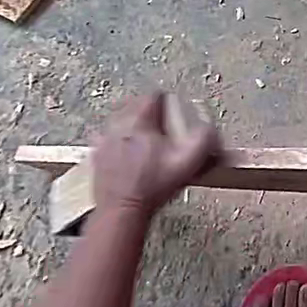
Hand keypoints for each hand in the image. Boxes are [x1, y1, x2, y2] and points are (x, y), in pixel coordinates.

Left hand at [89, 94, 219, 215]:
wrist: (123, 210)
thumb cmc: (152, 187)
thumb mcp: (189, 161)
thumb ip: (203, 139)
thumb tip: (209, 128)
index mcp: (141, 122)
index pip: (153, 96)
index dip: (167, 101)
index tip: (173, 109)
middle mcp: (119, 127)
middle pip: (135, 104)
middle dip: (149, 110)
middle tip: (162, 121)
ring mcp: (105, 141)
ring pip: (120, 120)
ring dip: (133, 123)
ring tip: (146, 135)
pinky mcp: (97, 156)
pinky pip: (107, 138)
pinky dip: (119, 139)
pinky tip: (128, 151)